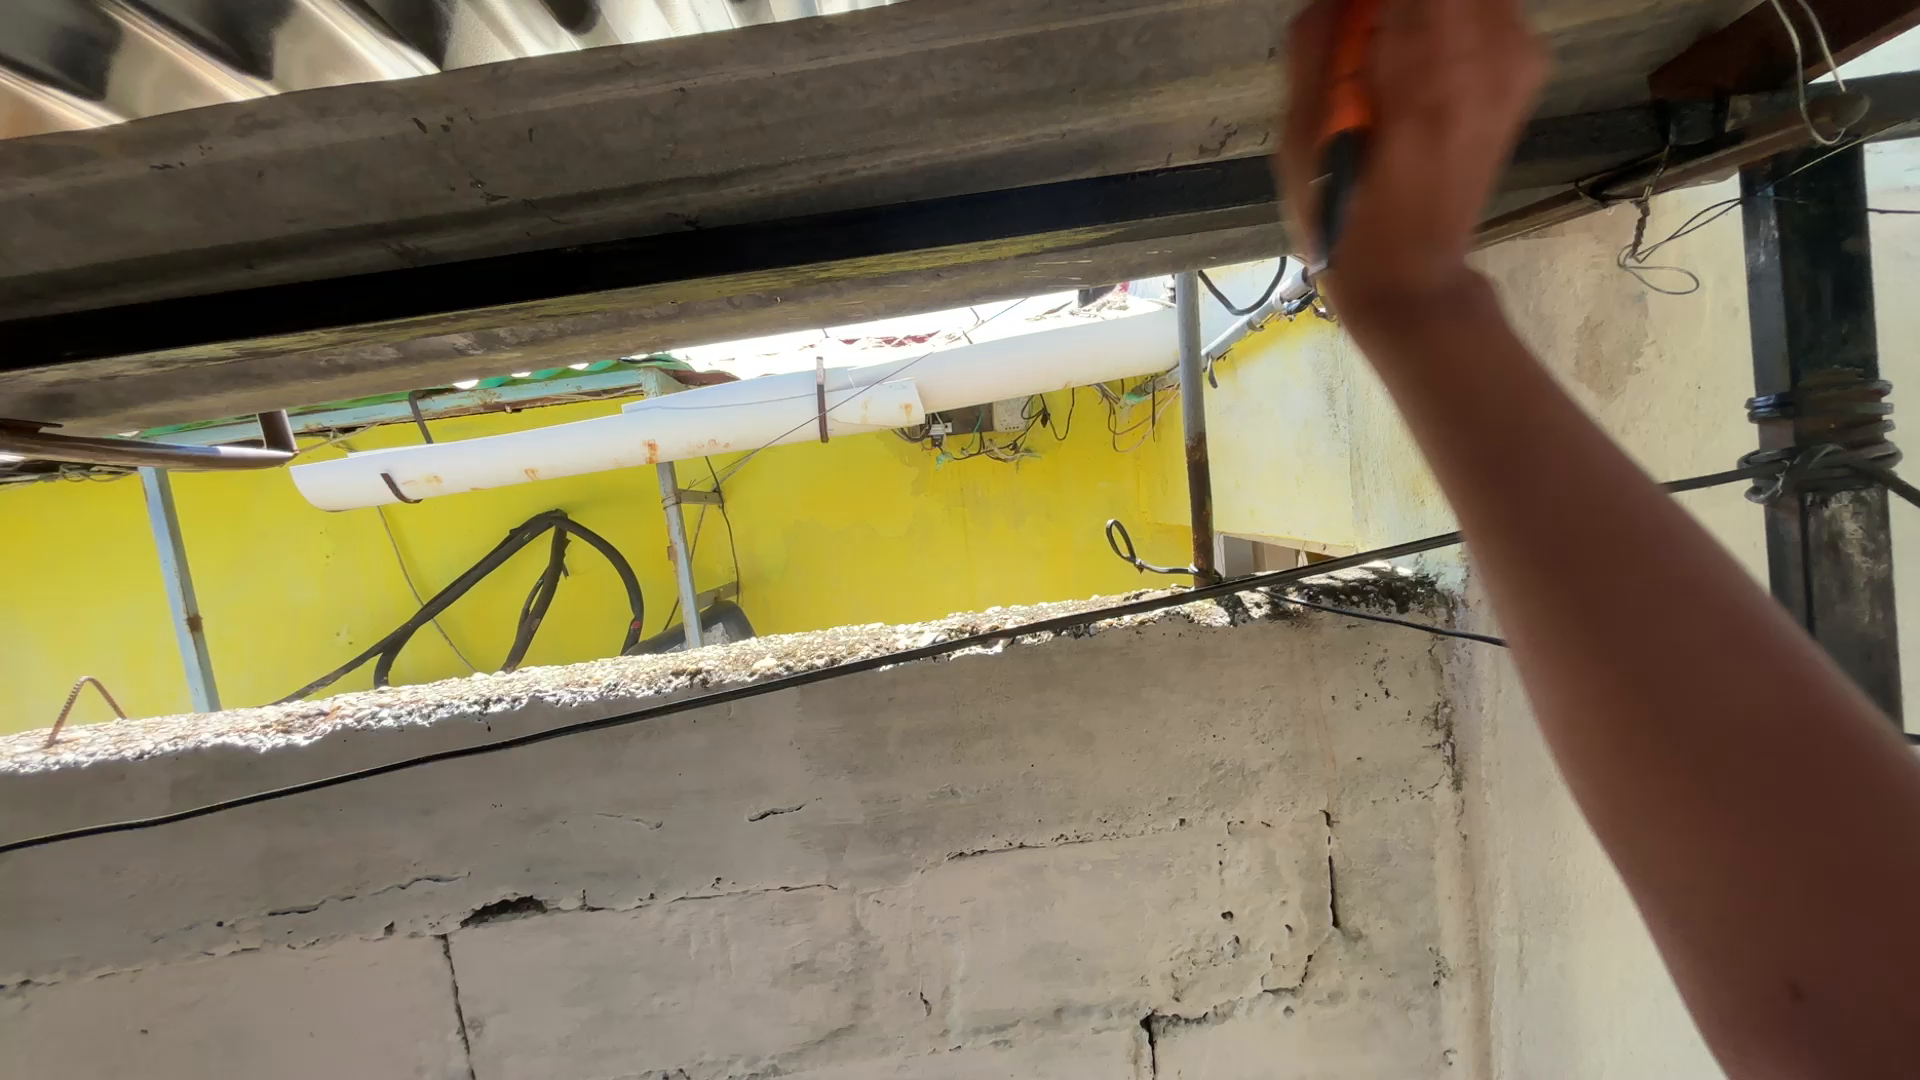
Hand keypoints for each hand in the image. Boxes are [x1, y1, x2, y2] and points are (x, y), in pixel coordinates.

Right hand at [1277, 0, 1547, 318]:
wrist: (1408, 273)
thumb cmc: (1340, 218)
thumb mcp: (1301, 144)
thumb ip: (1315, 53)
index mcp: (1423, 72)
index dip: (1363, 3)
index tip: (1345, 21)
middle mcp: (1488, 50)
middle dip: (1388, 9)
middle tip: (1358, 47)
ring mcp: (1518, 56)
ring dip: (1420, 15)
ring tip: (1382, 62)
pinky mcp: (1528, 68)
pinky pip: (1491, 9)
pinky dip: (1450, 21)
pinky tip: (1419, 63)